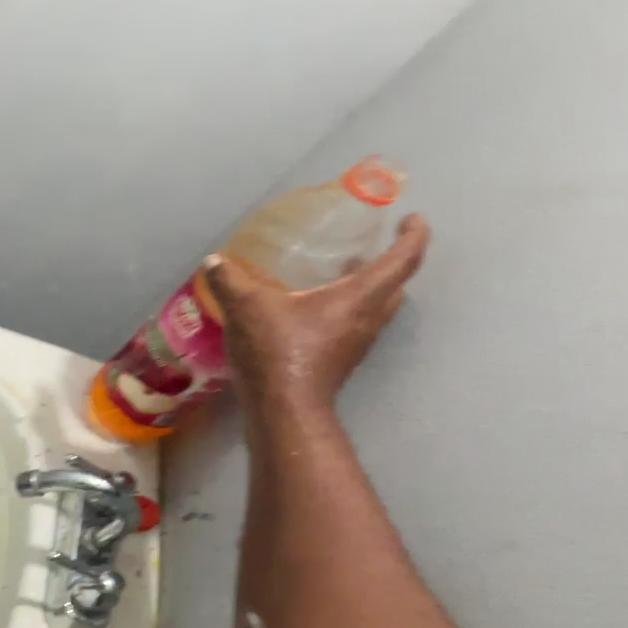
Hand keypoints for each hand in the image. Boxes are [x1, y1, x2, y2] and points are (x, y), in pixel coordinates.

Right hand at [202, 214, 430, 412]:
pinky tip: (312, 314)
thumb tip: (213, 261)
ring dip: (367, 290)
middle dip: (389, 264)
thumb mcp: (247, 308)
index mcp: (362, 295)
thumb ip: (230, 281)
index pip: (404, 258)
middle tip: (370, 251)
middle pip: (395, 285)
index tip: (411, 220)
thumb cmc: (277, 350)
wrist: (283, 407)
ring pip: (375, 308)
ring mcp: (357, 343)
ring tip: (340, 278)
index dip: (414, 234)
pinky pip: (353, 327)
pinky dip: (344, 313)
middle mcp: (369, 317)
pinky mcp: (339, 362)